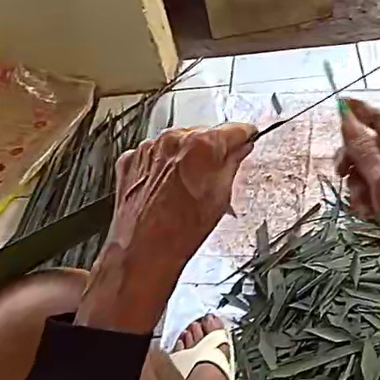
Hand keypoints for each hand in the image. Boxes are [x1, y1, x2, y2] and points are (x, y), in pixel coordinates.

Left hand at [77, 122, 256, 332]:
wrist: (144, 250)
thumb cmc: (179, 231)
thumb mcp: (222, 197)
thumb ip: (234, 164)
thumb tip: (239, 151)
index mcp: (201, 144)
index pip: (235, 129)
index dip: (245, 136)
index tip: (248, 138)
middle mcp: (173, 140)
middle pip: (204, 135)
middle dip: (213, 151)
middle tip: (217, 176)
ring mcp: (149, 149)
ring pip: (178, 144)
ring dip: (186, 159)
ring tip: (189, 190)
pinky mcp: (132, 161)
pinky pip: (155, 155)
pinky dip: (163, 167)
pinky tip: (168, 190)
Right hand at [335, 98, 379, 282]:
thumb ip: (363, 149)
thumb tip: (346, 118)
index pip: (379, 120)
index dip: (359, 110)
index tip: (338, 102)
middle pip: (364, 147)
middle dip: (350, 160)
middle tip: (341, 171)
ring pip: (360, 170)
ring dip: (355, 186)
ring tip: (363, 203)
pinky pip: (364, 190)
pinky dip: (361, 200)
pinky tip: (367, 214)